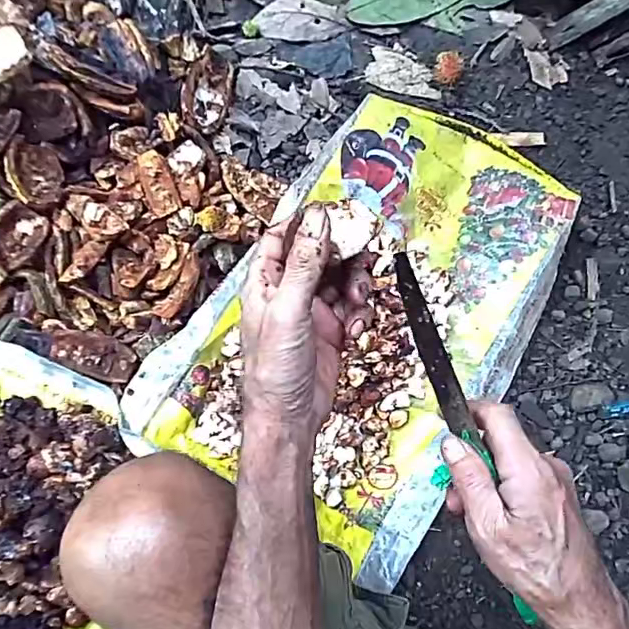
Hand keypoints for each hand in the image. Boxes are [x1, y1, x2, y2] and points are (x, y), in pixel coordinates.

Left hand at [239, 207, 370, 442]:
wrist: (291, 418)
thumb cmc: (273, 372)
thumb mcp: (287, 311)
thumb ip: (304, 264)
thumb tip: (317, 222)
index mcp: (266, 283)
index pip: (282, 237)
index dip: (305, 220)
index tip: (331, 210)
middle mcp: (289, 293)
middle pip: (321, 253)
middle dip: (344, 251)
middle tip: (362, 249)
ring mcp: (313, 311)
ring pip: (342, 278)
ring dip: (357, 284)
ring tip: (358, 298)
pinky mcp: (333, 330)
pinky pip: (354, 307)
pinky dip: (361, 313)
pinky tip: (356, 328)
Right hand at [441, 402, 614, 627]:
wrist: (576, 594)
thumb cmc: (536, 568)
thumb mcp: (487, 525)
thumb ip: (469, 479)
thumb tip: (452, 445)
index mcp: (528, 469)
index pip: (497, 414)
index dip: (468, 411)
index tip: (448, 422)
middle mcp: (546, 467)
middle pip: (500, 440)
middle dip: (471, 460)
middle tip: (456, 492)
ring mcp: (555, 478)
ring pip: (509, 460)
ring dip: (485, 479)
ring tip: (475, 513)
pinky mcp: (557, 490)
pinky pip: (522, 475)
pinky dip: (503, 488)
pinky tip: (496, 517)